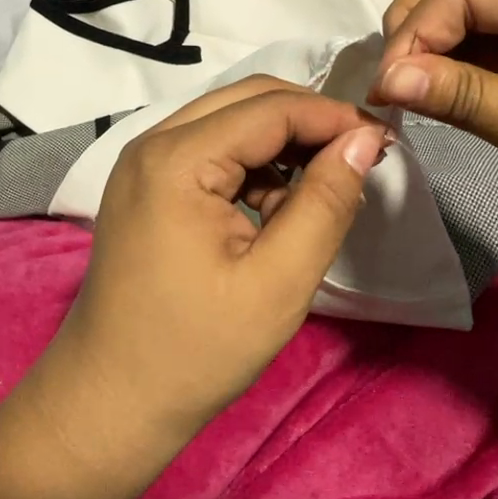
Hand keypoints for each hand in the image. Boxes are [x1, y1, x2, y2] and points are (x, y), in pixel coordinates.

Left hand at [44, 78, 390, 453]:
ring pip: (229, 123)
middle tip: (360, 160)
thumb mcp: (278, 282)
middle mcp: (152, 142)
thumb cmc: (196, 349)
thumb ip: (326, 202)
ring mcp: (143, 162)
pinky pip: (209, 151)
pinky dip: (250, 168)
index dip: (332, 117)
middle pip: (246, 101)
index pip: (269, 108)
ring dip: (280, 147)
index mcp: (176, 159)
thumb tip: (363, 139)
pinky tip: (273, 212)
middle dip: (308, 124)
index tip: (385, 142)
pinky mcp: (144, 184)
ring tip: (316, 200)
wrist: (112, 397)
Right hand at [370, 0, 497, 257]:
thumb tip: (381, 79)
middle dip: (419, 23)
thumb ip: (460, 95)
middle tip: (389, 82)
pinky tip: (442, 91)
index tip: (382, 88)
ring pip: (479, 9)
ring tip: (406, 90)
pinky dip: (462, 62)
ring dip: (436, 42)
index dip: (416, 30)